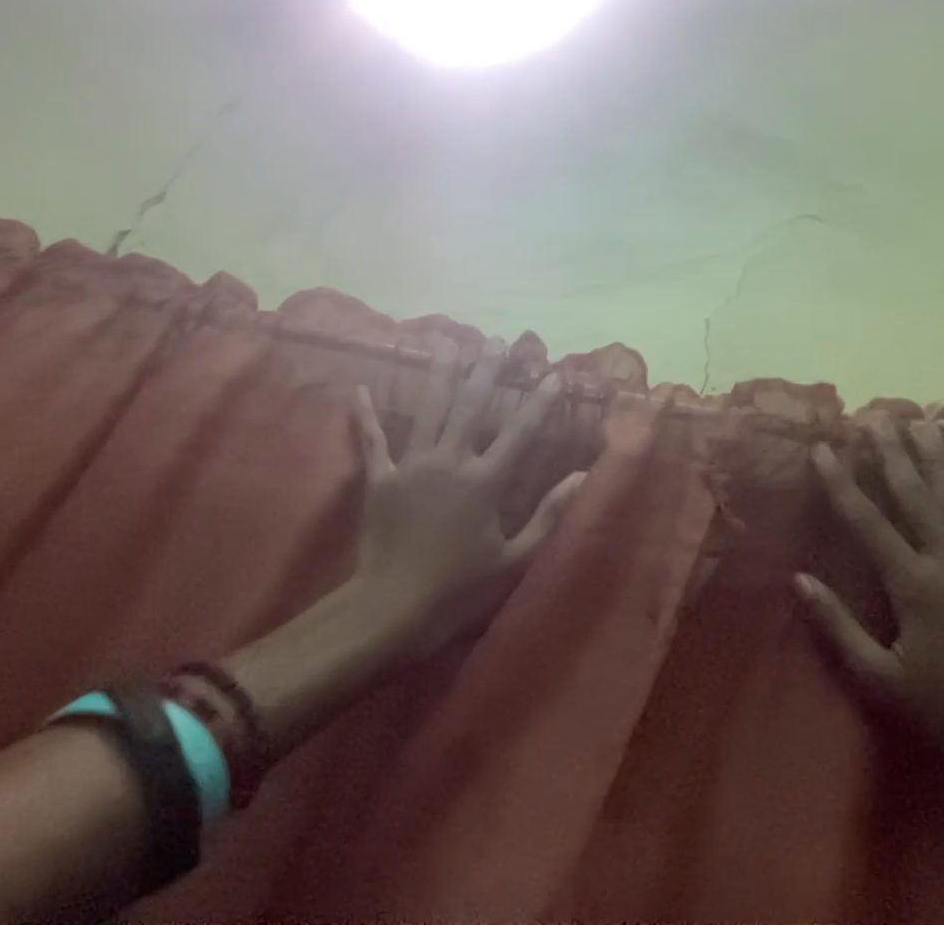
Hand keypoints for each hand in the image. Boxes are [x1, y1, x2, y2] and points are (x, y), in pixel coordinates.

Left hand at [348, 337, 585, 657]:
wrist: (394, 605)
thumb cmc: (459, 587)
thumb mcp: (514, 558)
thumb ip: (548, 515)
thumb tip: (582, 476)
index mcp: (484, 481)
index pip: (519, 433)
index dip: (539, 403)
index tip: (553, 374)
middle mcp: (449, 461)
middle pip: (471, 406)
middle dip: (486, 371)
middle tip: (496, 340)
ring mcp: (411, 465)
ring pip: (428, 410)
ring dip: (439, 374)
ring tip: (446, 341)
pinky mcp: (379, 478)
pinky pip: (372, 439)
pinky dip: (365, 414)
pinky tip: (361, 387)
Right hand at [794, 412, 943, 808]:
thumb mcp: (883, 678)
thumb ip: (839, 625)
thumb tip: (799, 579)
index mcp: (915, 584)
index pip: (868, 521)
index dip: (841, 482)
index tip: (822, 447)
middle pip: (917, 496)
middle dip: (893, 454)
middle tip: (878, 416)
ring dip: (941, 463)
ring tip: (926, 426)